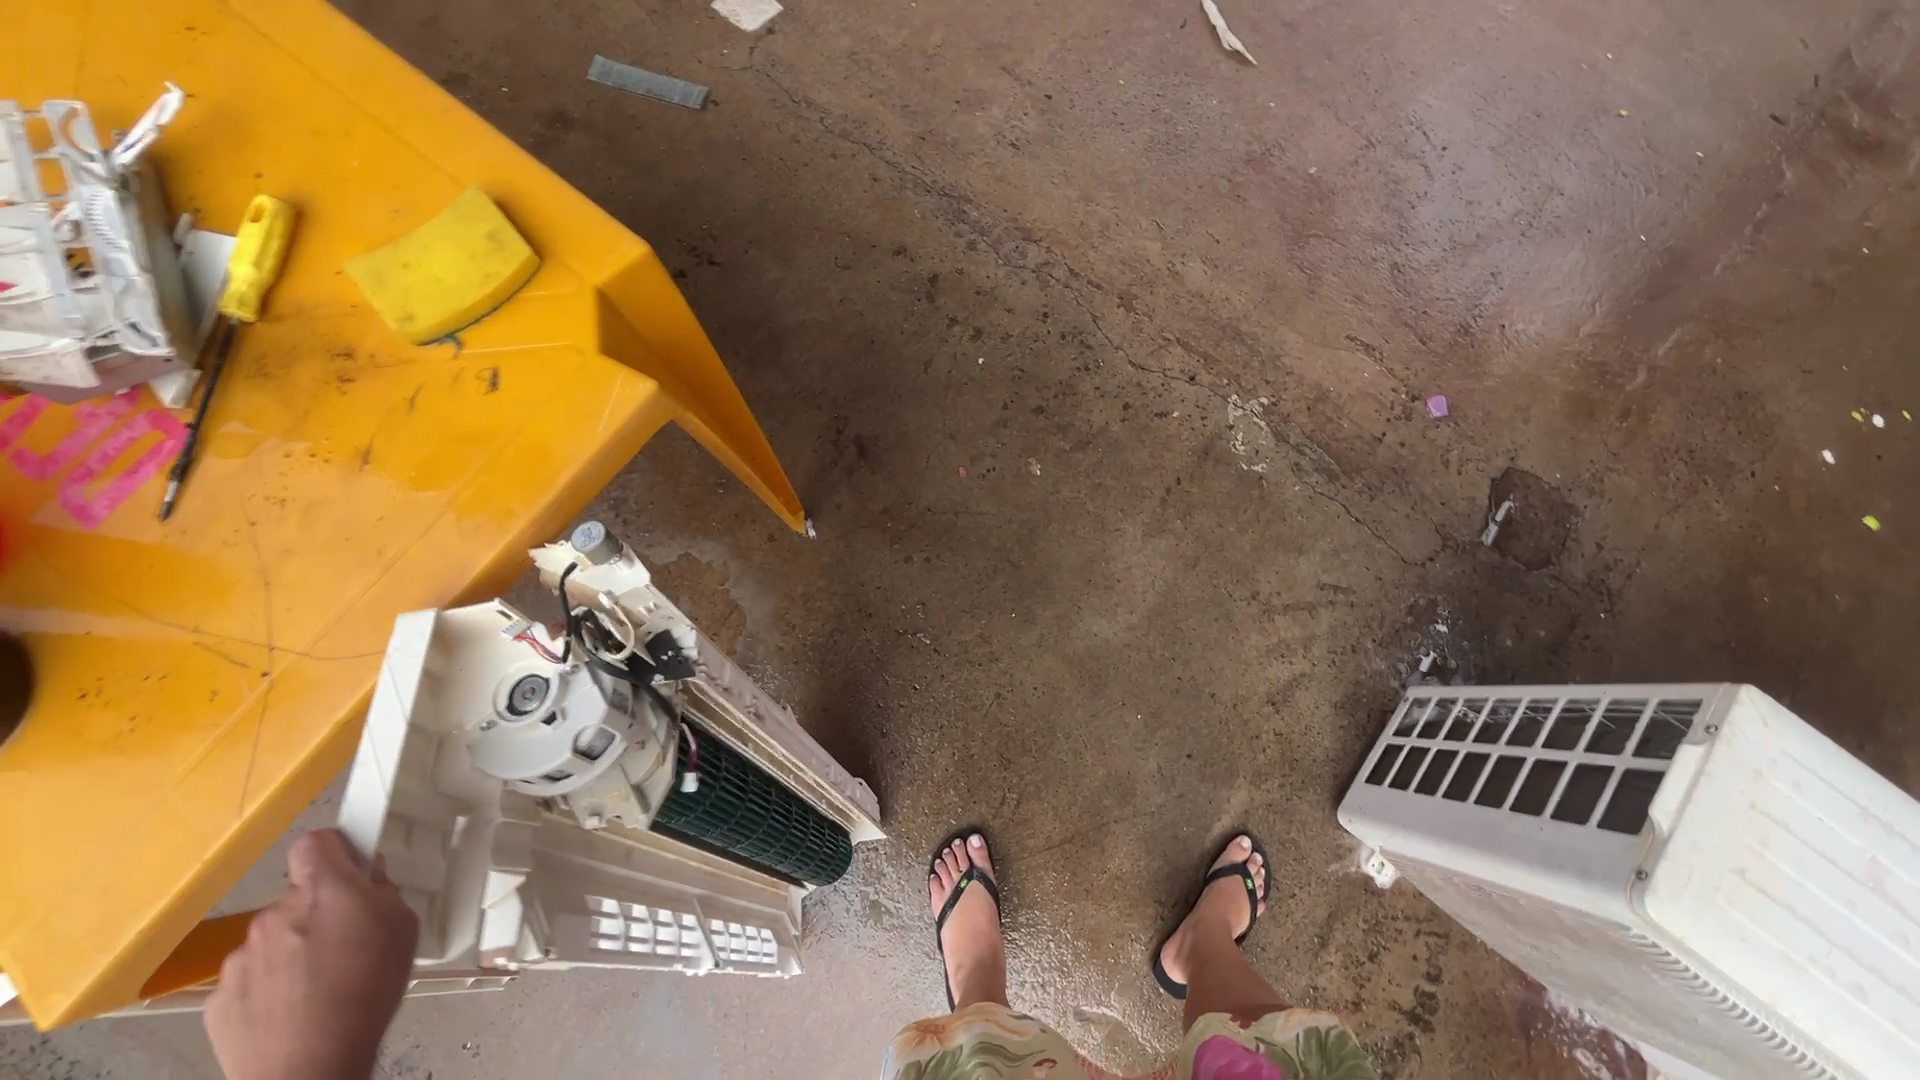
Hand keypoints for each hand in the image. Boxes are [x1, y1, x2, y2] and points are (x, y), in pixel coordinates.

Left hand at [204, 828, 418, 1079]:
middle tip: (349, 940)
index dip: (334, 849)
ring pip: (274, 937)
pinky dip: (271, 985)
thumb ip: (382, 894)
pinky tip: (295, 1007)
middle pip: (298, 896)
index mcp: (326, 891)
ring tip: (322, 983)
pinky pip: (251, 975)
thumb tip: (366, 883)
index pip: (316, 843)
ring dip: (295, 949)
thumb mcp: (403, 928)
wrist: (308, 1069)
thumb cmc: (364, 996)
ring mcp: (241, 957)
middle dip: (321, 910)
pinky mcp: (219, 996)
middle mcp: (276, 914)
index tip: (350, 865)